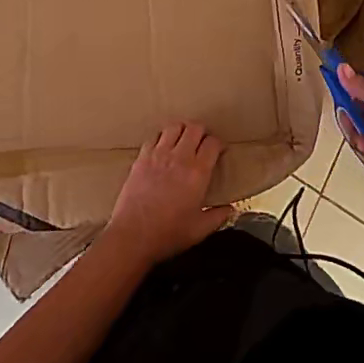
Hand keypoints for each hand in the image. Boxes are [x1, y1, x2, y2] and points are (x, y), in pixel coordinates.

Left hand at [101, 122, 234, 267]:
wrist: (133, 235)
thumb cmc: (168, 234)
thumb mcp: (199, 229)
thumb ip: (218, 217)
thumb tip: (230, 210)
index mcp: (198, 173)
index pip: (213, 143)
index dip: (218, 144)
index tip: (219, 152)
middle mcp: (179, 158)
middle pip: (194, 128)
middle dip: (202, 132)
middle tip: (202, 144)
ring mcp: (158, 155)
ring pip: (174, 127)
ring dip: (181, 130)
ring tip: (183, 141)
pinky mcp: (141, 158)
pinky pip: (154, 137)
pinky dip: (161, 138)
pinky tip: (162, 149)